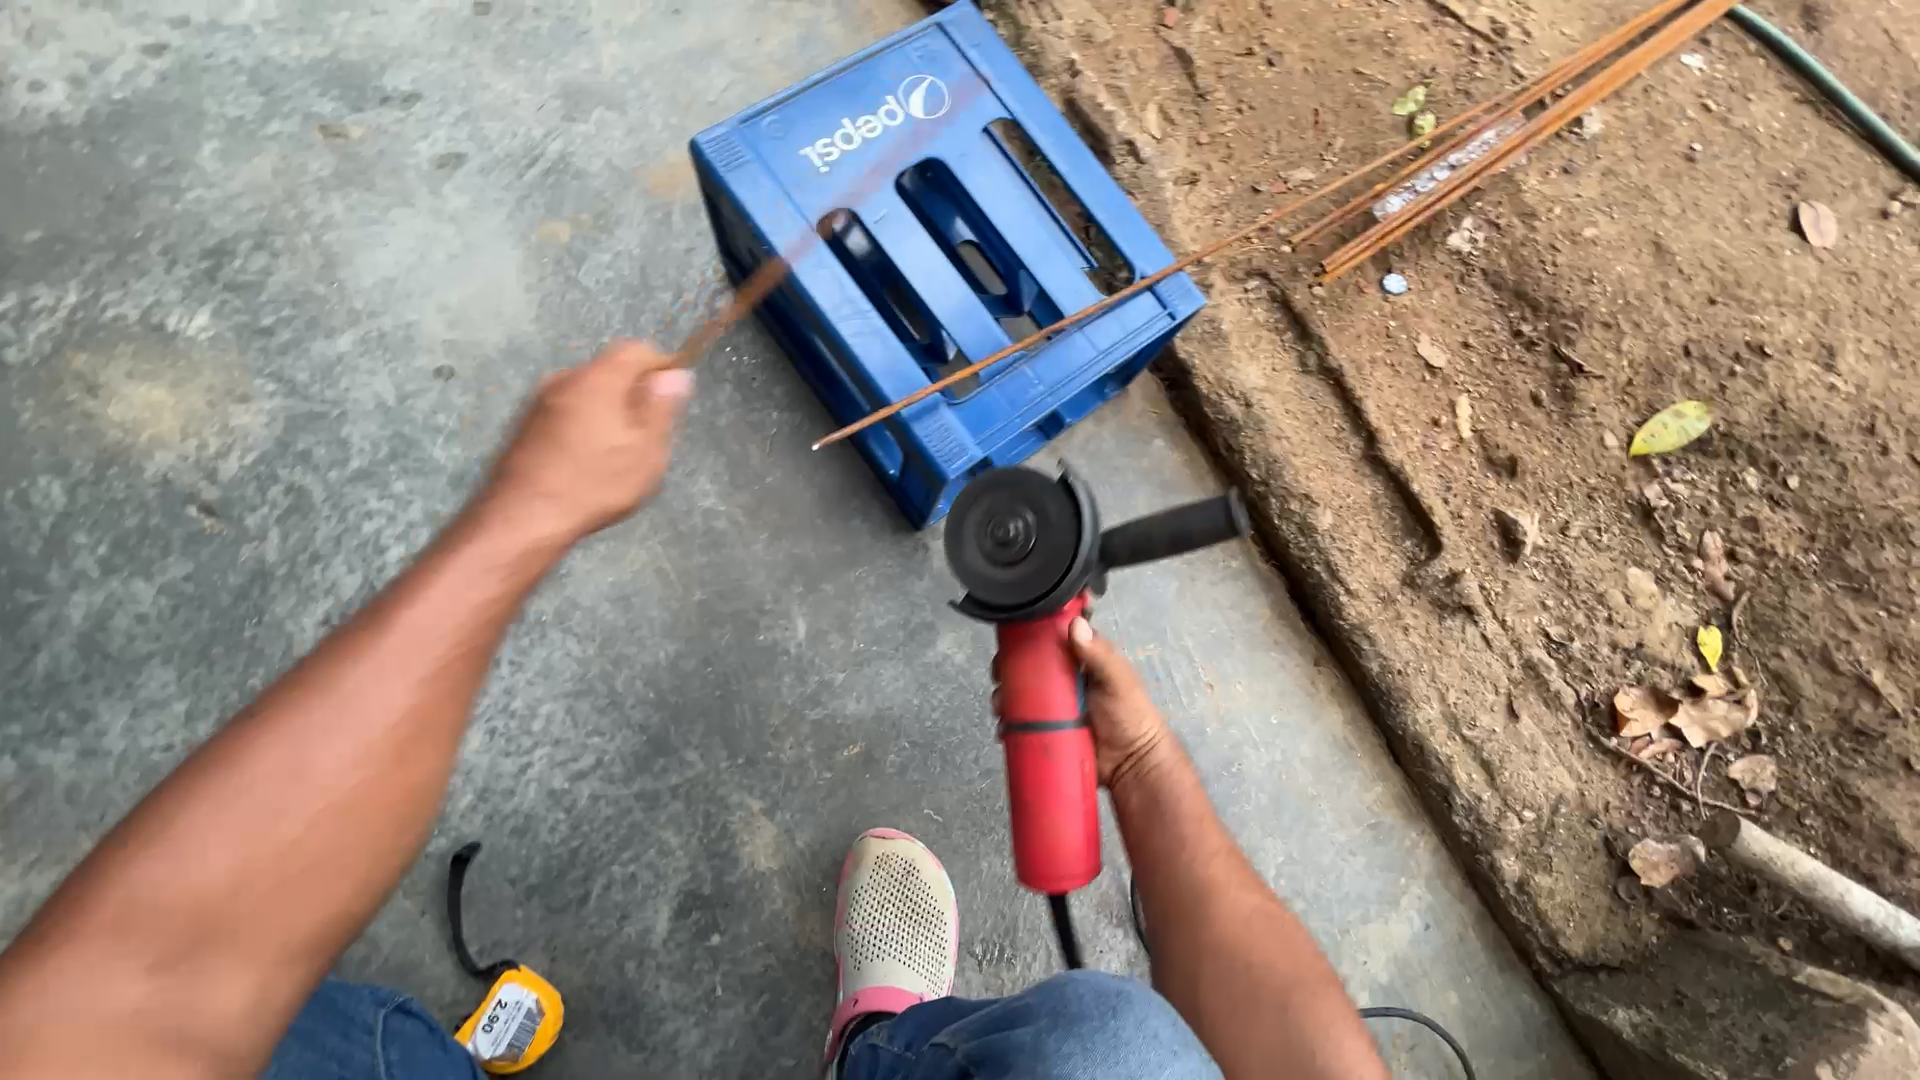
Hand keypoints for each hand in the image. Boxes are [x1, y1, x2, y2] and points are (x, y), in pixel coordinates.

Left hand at [476, 340, 692, 549]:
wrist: (523, 517)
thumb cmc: (595, 482)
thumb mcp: (646, 449)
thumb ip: (661, 407)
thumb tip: (675, 374)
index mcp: (598, 379)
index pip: (636, 349)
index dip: (662, 365)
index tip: (673, 396)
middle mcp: (564, 379)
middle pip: (610, 369)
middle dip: (635, 391)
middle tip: (651, 432)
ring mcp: (540, 401)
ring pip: (588, 392)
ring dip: (610, 410)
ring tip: (621, 450)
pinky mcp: (527, 425)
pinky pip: (568, 410)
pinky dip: (587, 423)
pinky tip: (591, 459)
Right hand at [991, 612, 1174, 790]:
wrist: (1130, 764)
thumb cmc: (1129, 715)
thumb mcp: (1117, 679)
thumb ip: (1099, 653)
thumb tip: (1075, 623)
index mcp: (1079, 661)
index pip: (1049, 642)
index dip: (1028, 638)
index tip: (1011, 639)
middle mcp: (1061, 681)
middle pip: (1027, 668)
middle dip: (1009, 669)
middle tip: (1000, 675)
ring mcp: (1051, 707)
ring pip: (1019, 696)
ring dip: (1004, 697)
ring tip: (1001, 705)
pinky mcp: (1045, 731)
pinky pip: (1020, 724)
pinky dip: (1008, 724)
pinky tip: (1004, 726)